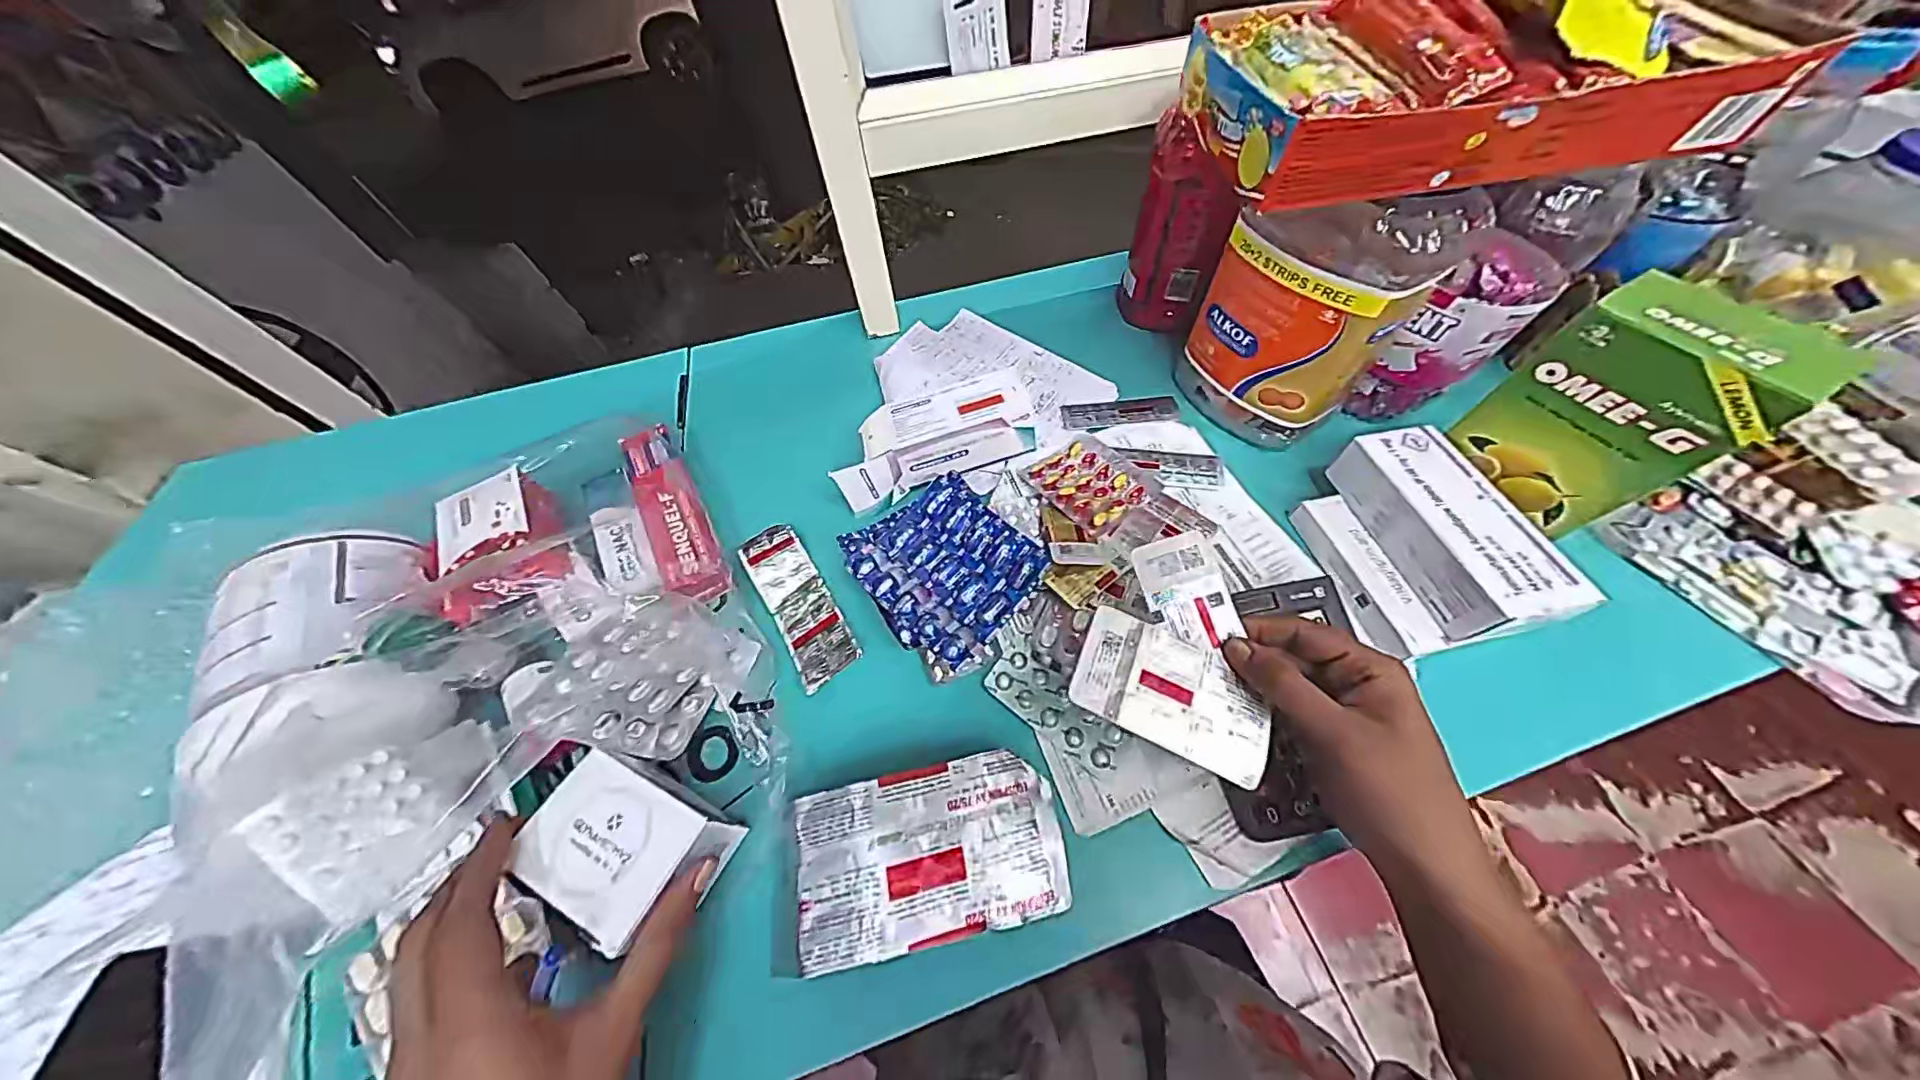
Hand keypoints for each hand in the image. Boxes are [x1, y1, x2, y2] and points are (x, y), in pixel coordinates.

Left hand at [389, 816, 714, 1079]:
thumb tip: (690, 882)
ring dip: (449, 918)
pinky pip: (417, 999)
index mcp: (471, 1013)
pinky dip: (450, 959)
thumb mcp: (617, 1027)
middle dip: (460, 880)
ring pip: (407, 969)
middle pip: (420, 936)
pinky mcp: (415, 1074)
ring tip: (495, 888)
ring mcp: (410, 1060)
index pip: (463, 916)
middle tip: (501, 847)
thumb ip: (655, 947)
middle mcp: (423, 1035)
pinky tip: (501, 965)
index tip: (508, 824)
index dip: (483, 861)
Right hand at [1222, 616, 1483, 886]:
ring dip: (1259, 695)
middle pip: (1295, 661)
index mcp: (1373, 671)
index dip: (1262, 631)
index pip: (1306, 633)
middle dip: (1256, 665)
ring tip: (1225, 696)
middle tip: (1215, 668)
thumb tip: (1244, 650)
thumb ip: (1284, 685)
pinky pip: (1292, 719)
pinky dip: (1268, 720)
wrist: (1423, 864)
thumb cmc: (1398, 797)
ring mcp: (1346, 717)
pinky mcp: (1333, 743)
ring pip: (1289, 692)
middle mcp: (1359, 688)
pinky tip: (1247, 726)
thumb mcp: (1332, 731)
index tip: (1223, 636)